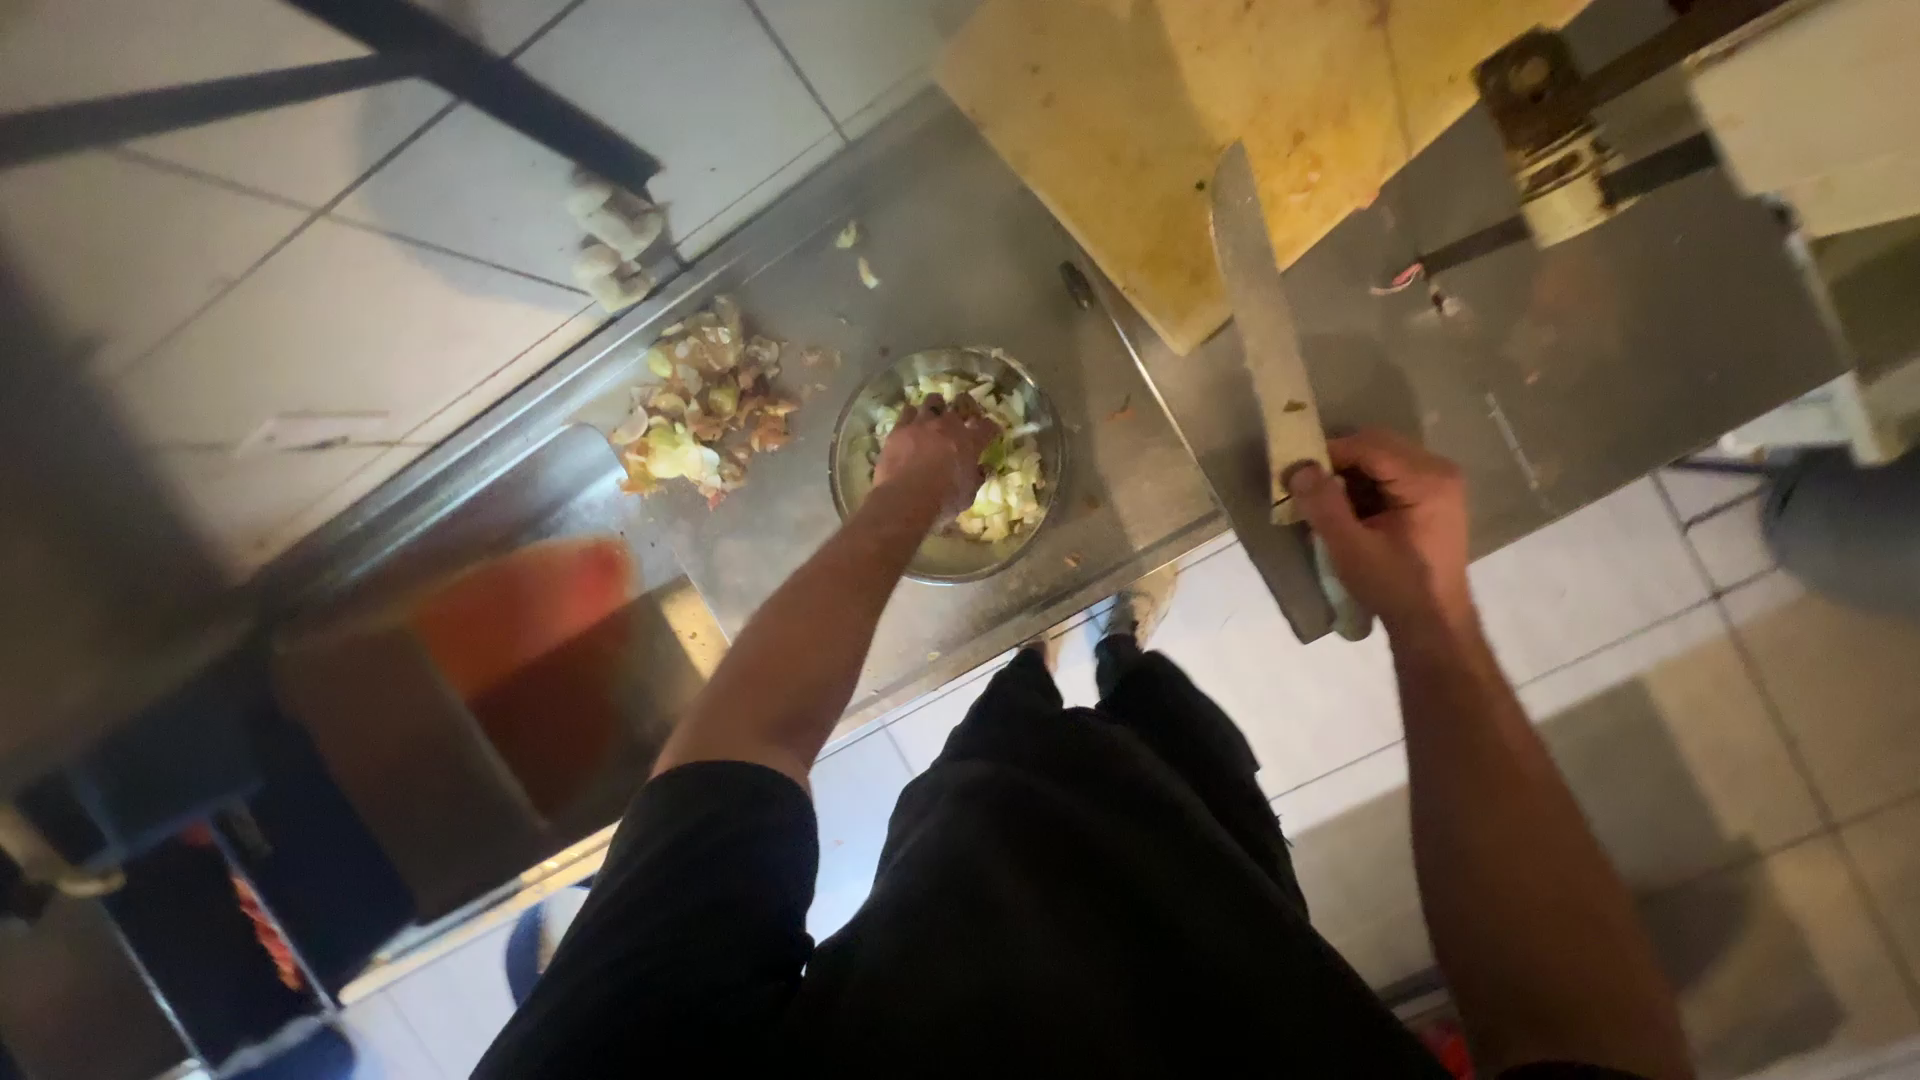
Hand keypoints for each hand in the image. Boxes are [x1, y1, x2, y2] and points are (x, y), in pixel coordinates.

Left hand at [874, 393, 997, 518]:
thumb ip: (976, 478)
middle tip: (964, 410)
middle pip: (961, 404)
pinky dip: (912, 414)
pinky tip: (911, 421)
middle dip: (965, 405)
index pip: (987, 427)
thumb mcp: (968, 495)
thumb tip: (984, 469)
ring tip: (935, 410)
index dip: (991, 428)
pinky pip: (907, 412)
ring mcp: (923, 424)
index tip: (992, 431)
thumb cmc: (943, 500)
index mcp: (970, 442)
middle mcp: (948, 426)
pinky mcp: (900, 428)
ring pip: (932, 401)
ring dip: (936, 405)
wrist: (906, 498)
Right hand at [1285, 428, 1473, 632]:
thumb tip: (1298, 468)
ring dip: (1347, 473)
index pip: (1368, 446)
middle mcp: (1438, 471)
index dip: (1327, 453)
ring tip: (1321, 499)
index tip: (1293, 471)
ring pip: (1381, 458)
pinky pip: (1389, 474)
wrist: (1433, 622)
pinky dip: (1362, 484)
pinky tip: (1344, 508)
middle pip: (1376, 446)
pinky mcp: (1432, 497)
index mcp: (1426, 480)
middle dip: (1336, 461)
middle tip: (1304, 484)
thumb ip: (1324, 506)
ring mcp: (1439, 483)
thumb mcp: (1351, 549)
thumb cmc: (1394, 586)